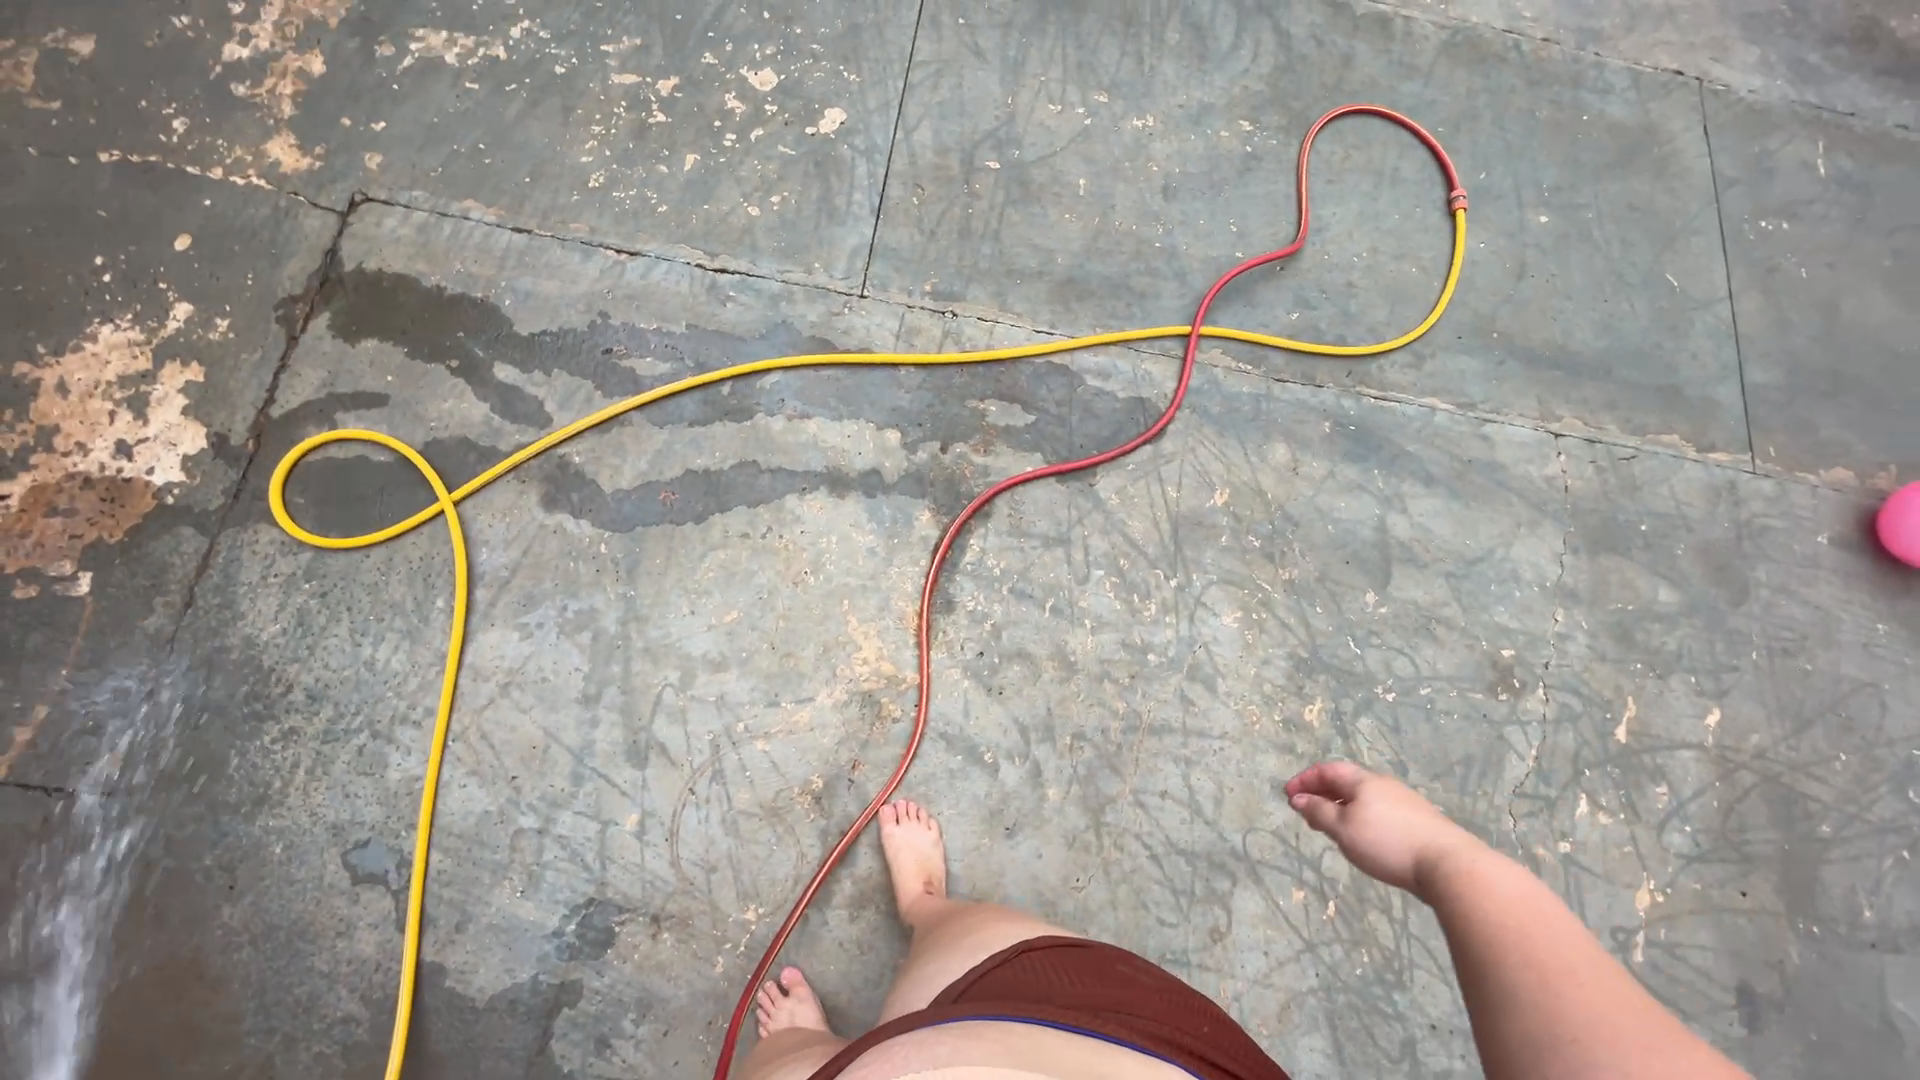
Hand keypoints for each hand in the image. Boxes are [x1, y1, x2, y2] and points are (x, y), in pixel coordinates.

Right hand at [1284, 761, 1486, 896]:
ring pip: (1364, 798)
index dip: (1305, 779)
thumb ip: (1318, 812)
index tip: (1288, 796)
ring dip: (1341, 807)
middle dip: (1322, 793)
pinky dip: (1361, 818)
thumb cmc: (1387, 843)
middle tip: (1306, 812)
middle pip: (1347, 782)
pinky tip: (1363, 838)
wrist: (1448, 865)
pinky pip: (1379, 811)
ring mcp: (1405, 802)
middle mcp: (1384, 785)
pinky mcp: (1419, 822)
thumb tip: (1299, 799)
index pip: (1328, 770)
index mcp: (1363, 781)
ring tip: (1331, 828)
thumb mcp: (1343, 829)